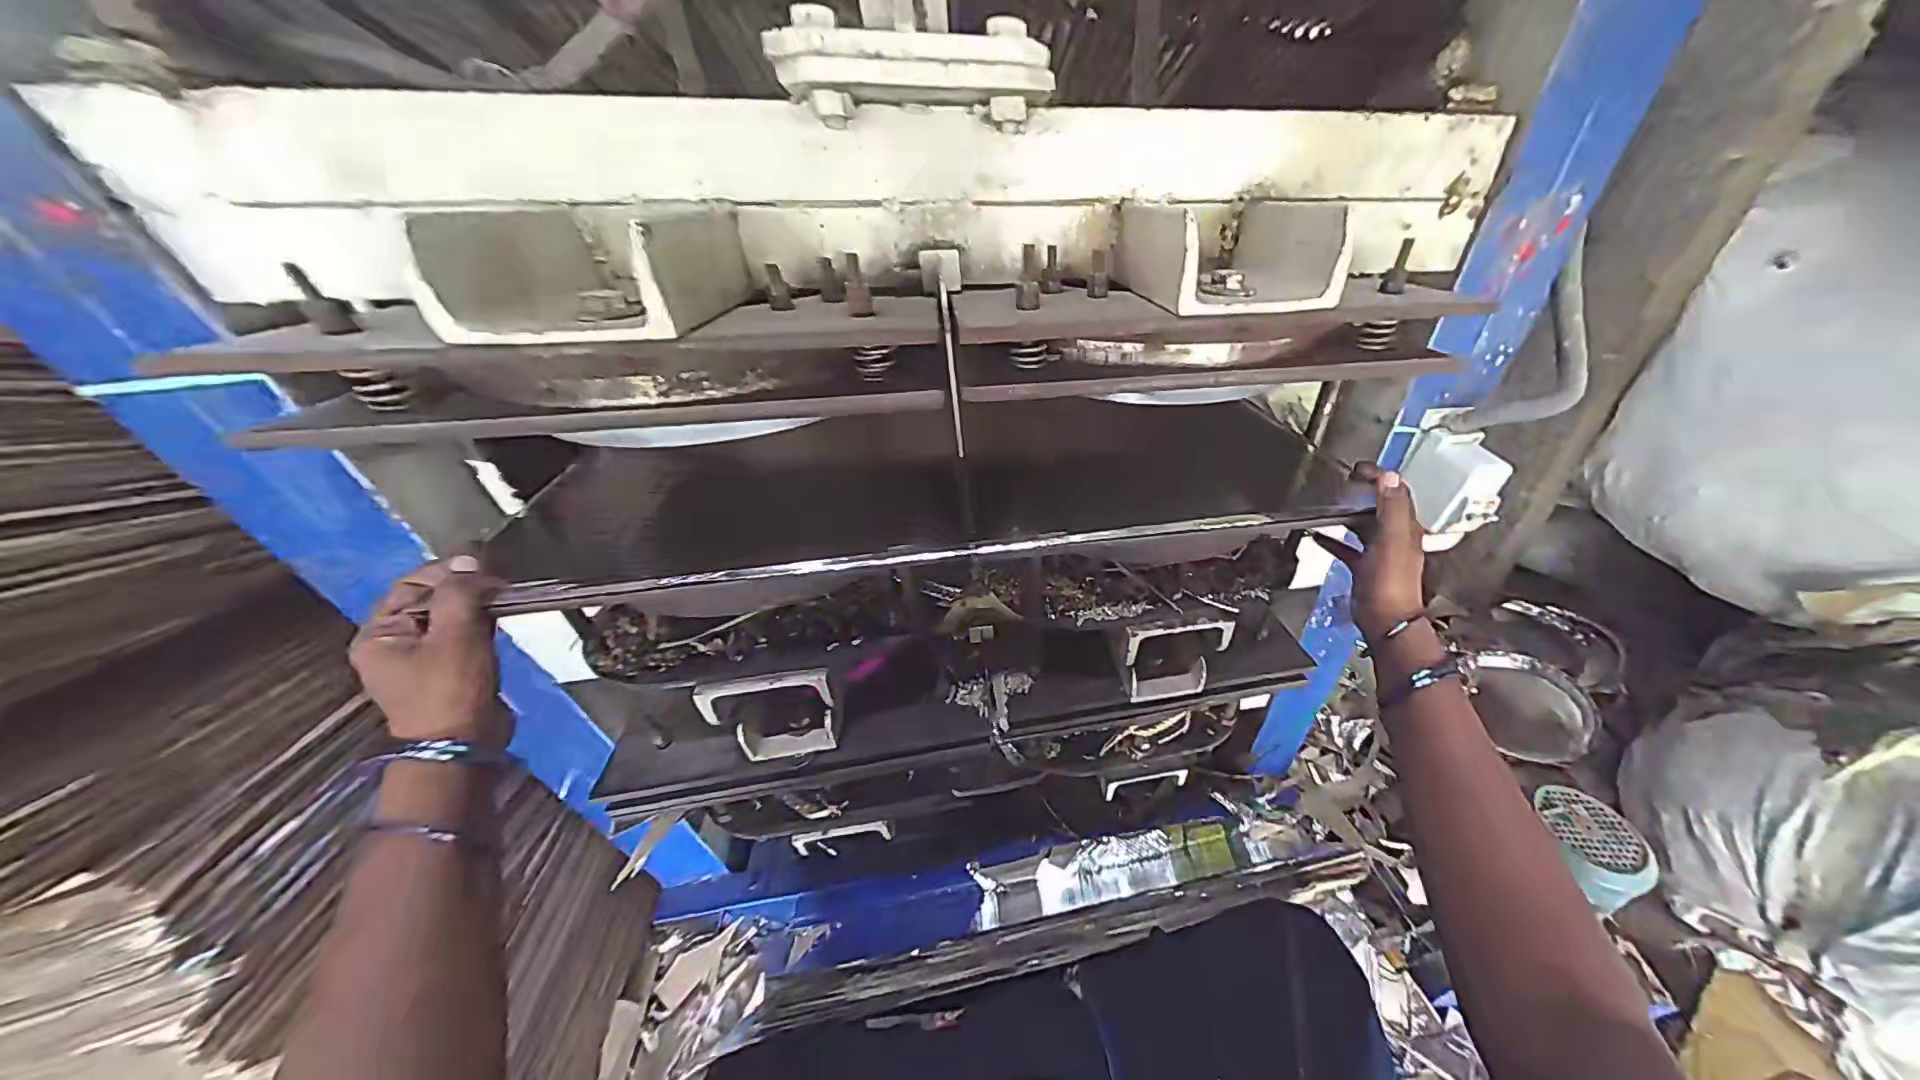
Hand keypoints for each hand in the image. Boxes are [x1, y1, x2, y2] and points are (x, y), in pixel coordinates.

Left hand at [350, 556, 511, 747]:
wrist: (464, 743)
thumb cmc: (451, 688)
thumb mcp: (456, 634)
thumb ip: (461, 592)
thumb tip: (470, 558)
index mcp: (379, 634)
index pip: (413, 585)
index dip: (450, 572)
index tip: (487, 567)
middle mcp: (392, 644)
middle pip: (430, 600)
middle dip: (466, 589)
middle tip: (500, 585)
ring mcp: (419, 659)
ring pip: (448, 618)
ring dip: (476, 606)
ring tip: (504, 600)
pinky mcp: (445, 670)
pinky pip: (460, 636)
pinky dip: (479, 625)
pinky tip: (499, 620)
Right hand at [1317, 463, 1426, 640]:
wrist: (1385, 620)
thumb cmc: (1389, 583)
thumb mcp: (1392, 540)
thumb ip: (1392, 509)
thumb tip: (1390, 477)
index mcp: (1407, 530)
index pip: (1397, 494)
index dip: (1382, 477)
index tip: (1361, 467)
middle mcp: (1396, 539)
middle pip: (1382, 508)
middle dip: (1366, 491)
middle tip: (1346, 480)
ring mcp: (1380, 554)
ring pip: (1365, 526)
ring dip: (1350, 513)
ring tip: (1332, 504)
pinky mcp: (1364, 568)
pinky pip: (1348, 548)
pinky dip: (1334, 540)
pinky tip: (1319, 537)